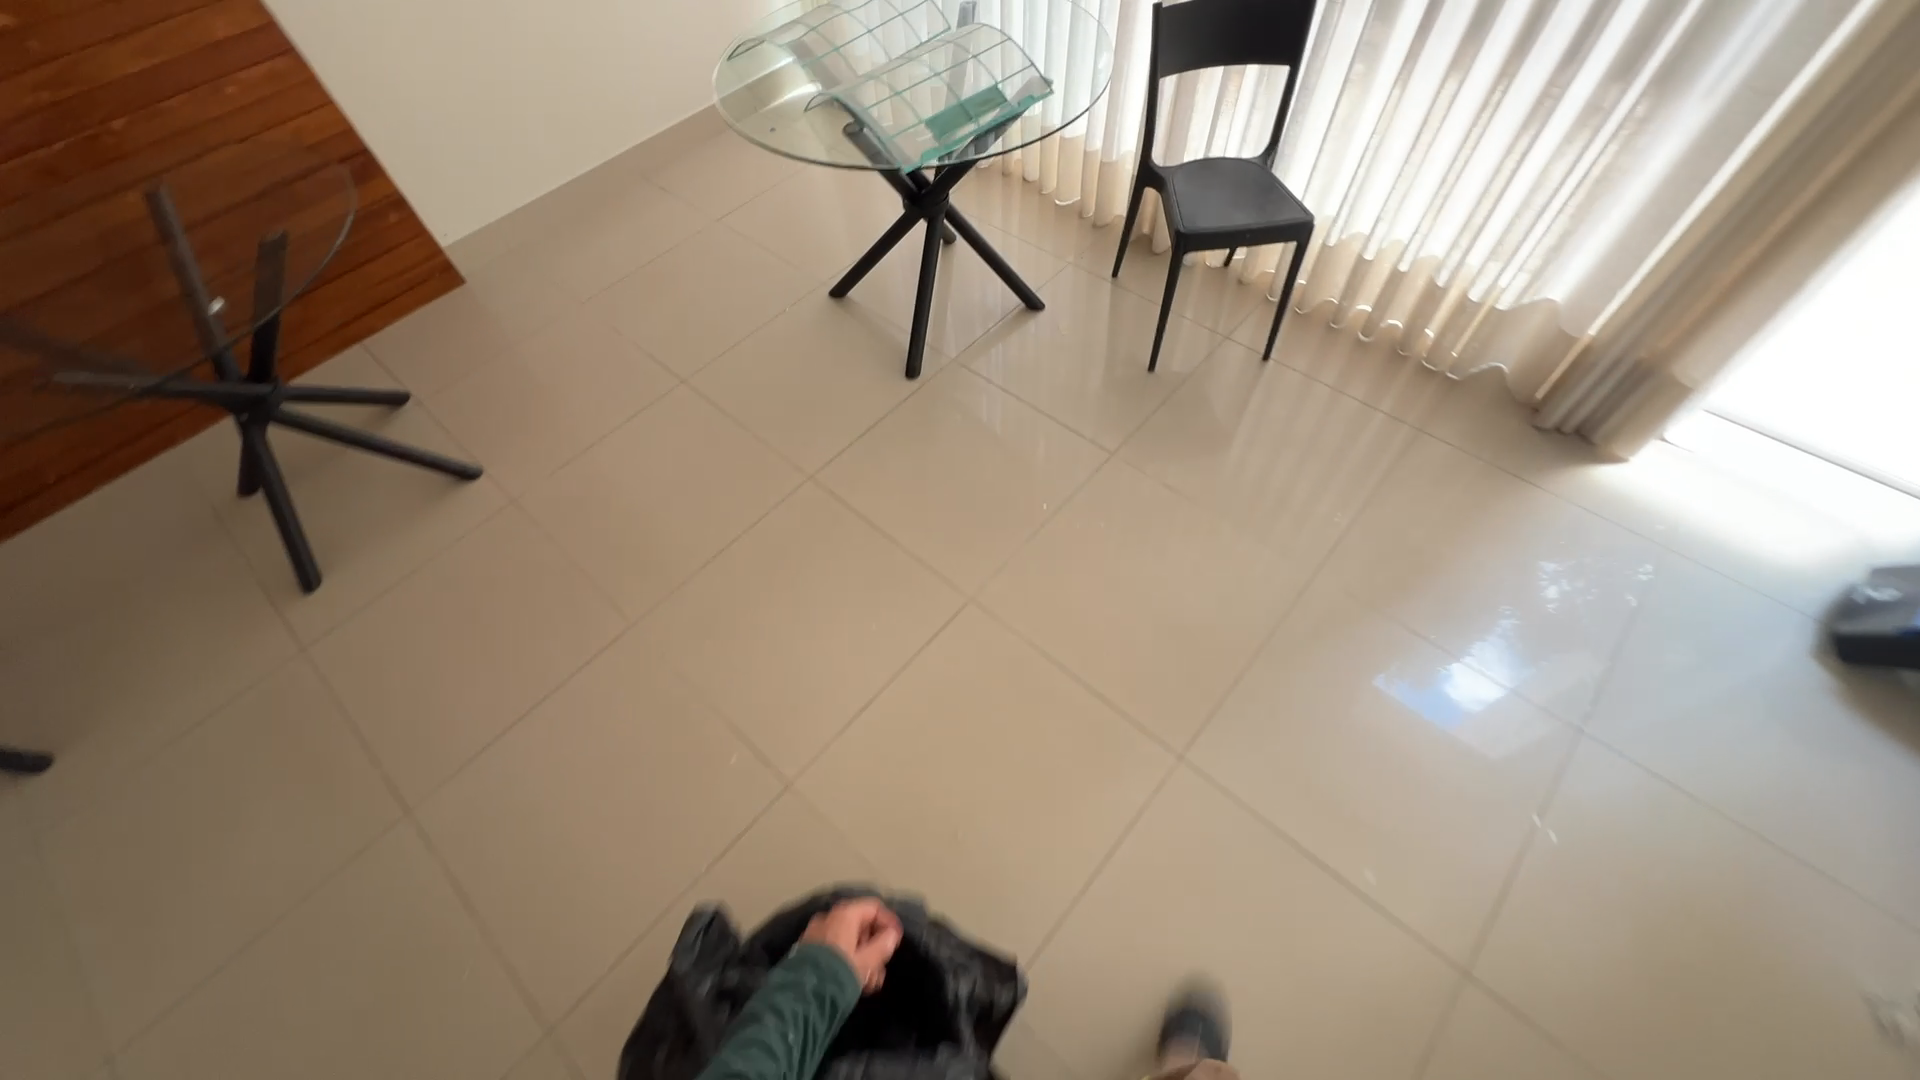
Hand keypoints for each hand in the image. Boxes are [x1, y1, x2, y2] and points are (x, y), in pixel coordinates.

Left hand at [801, 898, 901, 994]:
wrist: (800, 997)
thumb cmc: (838, 974)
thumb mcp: (865, 962)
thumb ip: (882, 946)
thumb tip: (892, 934)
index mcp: (844, 915)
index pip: (873, 908)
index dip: (888, 922)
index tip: (897, 941)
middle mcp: (829, 918)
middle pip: (860, 925)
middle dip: (875, 947)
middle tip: (882, 970)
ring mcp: (817, 933)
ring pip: (848, 939)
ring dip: (863, 958)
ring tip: (870, 984)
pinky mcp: (809, 950)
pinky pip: (835, 948)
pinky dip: (848, 960)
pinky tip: (855, 981)